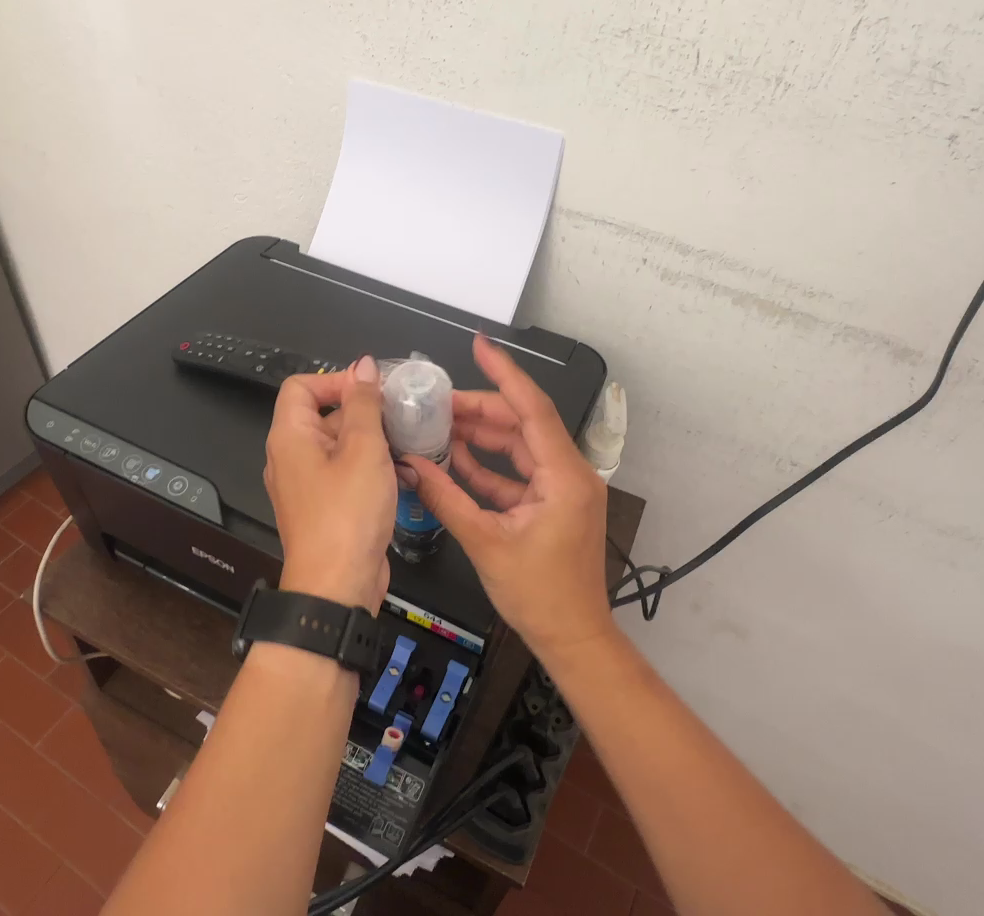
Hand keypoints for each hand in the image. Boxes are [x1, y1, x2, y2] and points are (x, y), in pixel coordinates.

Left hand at [263, 355, 393, 609]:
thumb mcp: (363, 449)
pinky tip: (400, 475)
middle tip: (399, 416)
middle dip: (361, 411)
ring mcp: (306, 486)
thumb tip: (364, 366)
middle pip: (321, 415)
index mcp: (289, 437)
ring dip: (371, 441)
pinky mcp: (324, 509)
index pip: (301, 386)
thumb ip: (364, 404)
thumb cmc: (348, 514)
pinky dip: (369, 469)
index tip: (373, 391)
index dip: (336, 380)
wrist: (337, 586)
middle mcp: (290, 458)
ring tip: (406, 445)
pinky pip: (343, 475)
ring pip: (338, 447)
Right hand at [403, 336, 612, 662]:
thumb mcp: (484, 543)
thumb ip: (445, 498)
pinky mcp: (554, 503)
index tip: (479, 346)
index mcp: (564, 477)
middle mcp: (571, 473)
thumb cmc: (538, 595)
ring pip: (520, 446)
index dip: (504, 374)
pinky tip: (458, 457)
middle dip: (480, 409)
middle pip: (523, 423)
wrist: (573, 637)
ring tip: (440, 424)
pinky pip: (520, 472)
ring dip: (483, 435)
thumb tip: (410, 466)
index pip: (533, 409)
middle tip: (436, 402)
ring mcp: (564, 488)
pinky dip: (491, 465)